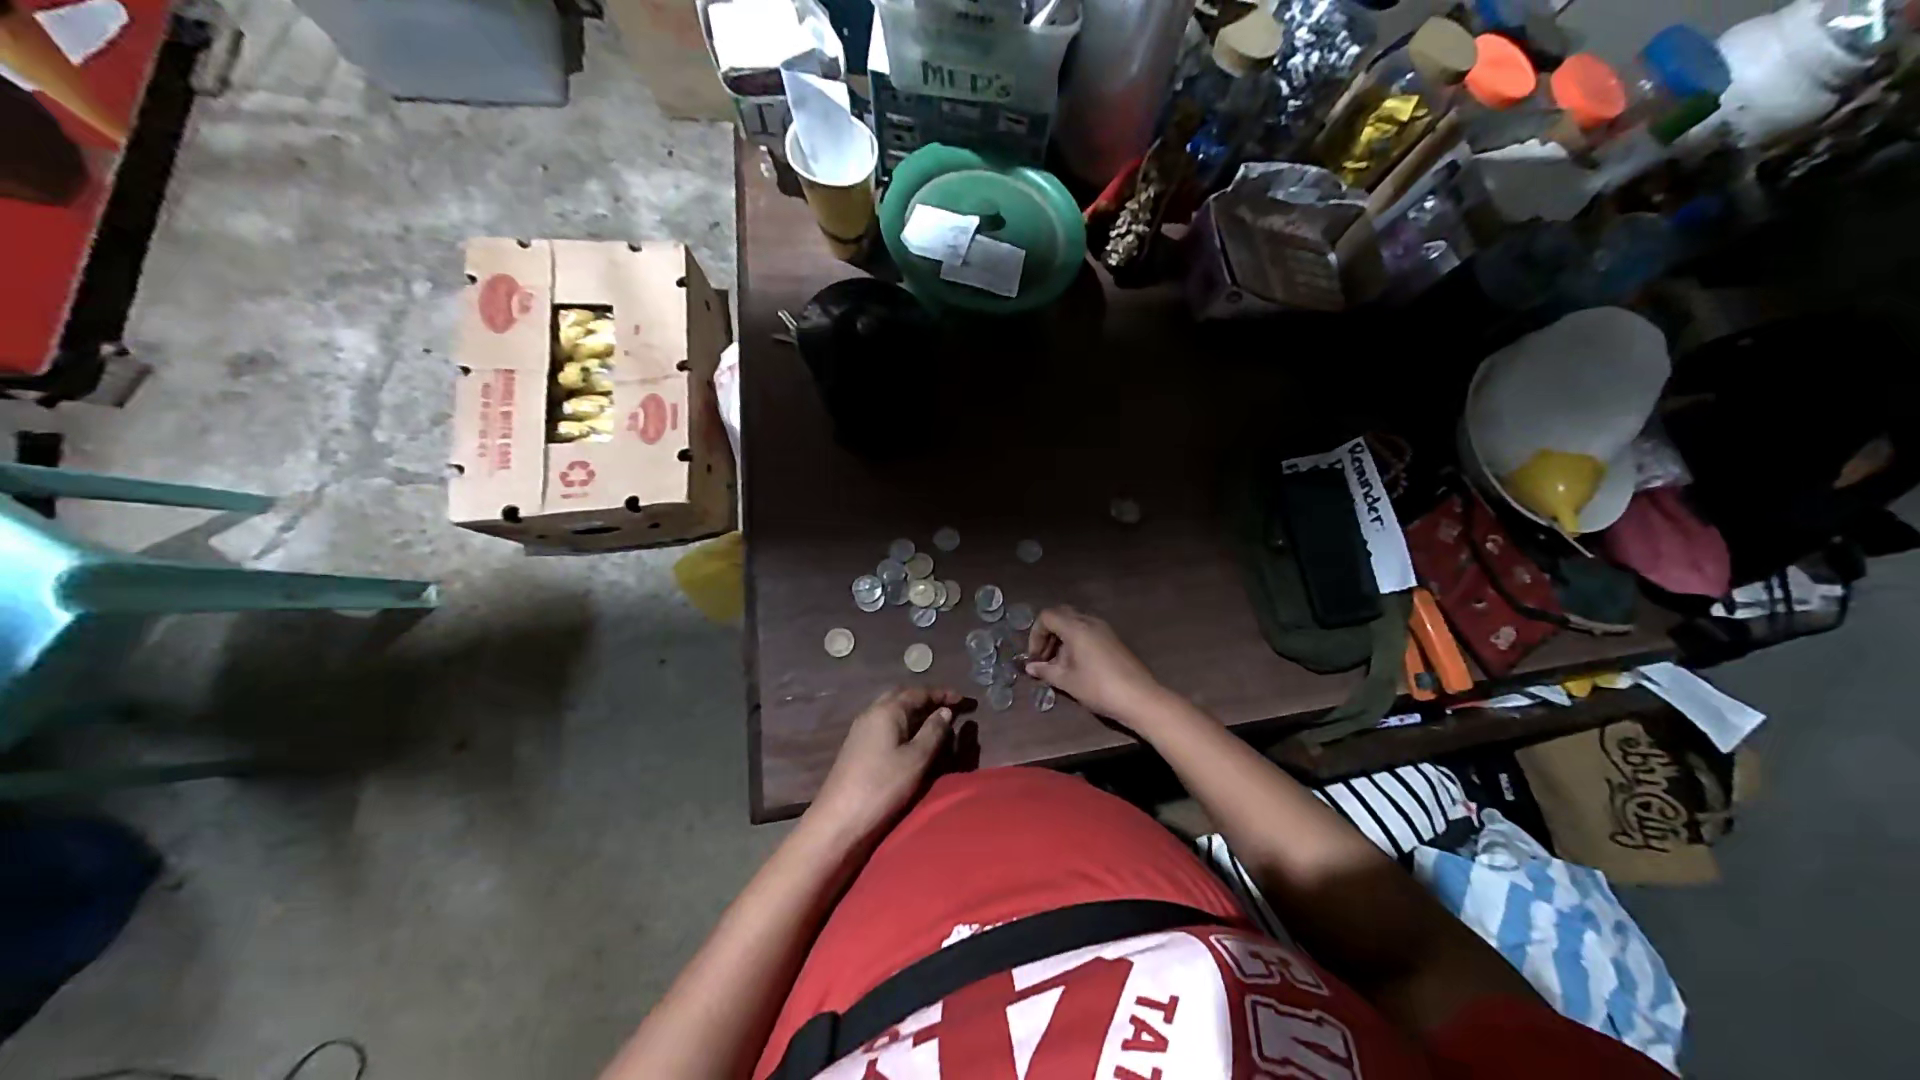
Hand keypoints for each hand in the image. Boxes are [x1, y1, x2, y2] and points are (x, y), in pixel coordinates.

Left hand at [808, 685, 960, 841]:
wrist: (839, 818)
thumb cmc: (883, 785)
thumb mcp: (916, 759)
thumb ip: (934, 731)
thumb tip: (945, 711)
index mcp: (887, 710)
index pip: (919, 692)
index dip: (942, 694)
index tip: (964, 699)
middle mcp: (871, 712)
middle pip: (902, 696)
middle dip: (926, 698)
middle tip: (948, 707)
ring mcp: (861, 729)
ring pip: (891, 709)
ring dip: (913, 711)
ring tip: (933, 722)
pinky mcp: (857, 745)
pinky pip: (884, 723)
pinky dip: (902, 723)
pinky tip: (910, 737)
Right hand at [1024, 606, 1167, 723]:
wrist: (1139, 697)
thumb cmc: (1098, 687)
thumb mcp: (1067, 681)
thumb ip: (1045, 670)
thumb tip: (1030, 667)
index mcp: (1076, 627)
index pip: (1047, 616)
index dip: (1036, 634)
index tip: (1035, 657)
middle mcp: (1090, 622)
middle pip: (1061, 615)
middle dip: (1048, 634)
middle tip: (1044, 657)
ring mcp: (1104, 629)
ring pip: (1075, 623)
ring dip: (1062, 639)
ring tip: (1058, 664)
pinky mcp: (1113, 639)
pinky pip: (1088, 631)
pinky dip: (1076, 641)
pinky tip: (1076, 665)